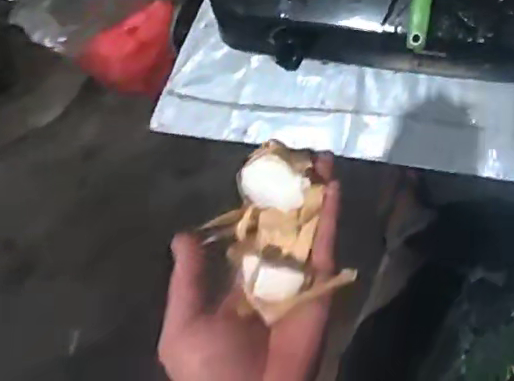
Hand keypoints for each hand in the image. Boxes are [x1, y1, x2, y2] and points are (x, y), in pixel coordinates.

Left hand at [159, 154, 341, 380]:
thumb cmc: (209, 367)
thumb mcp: (185, 327)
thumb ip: (189, 281)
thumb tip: (182, 235)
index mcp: (239, 279)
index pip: (252, 232)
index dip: (260, 202)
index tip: (267, 170)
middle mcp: (273, 267)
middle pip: (286, 219)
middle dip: (294, 188)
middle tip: (301, 154)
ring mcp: (300, 269)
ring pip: (310, 221)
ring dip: (316, 189)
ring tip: (322, 157)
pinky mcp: (323, 274)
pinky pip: (327, 237)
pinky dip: (331, 211)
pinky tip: (331, 185)